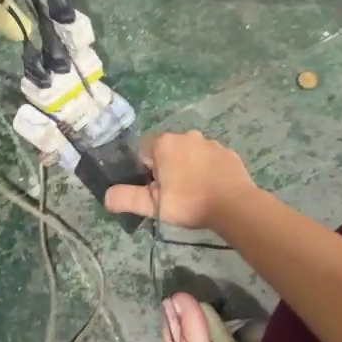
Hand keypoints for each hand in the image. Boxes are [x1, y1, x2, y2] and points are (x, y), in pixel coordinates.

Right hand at [104, 130, 259, 229]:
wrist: (234, 205)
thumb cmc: (189, 202)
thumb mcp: (153, 205)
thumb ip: (126, 198)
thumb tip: (107, 197)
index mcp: (165, 143)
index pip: (144, 150)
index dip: (146, 171)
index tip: (154, 189)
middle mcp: (187, 135)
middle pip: (167, 151)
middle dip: (167, 168)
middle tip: (173, 194)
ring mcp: (210, 142)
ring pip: (190, 154)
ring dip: (188, 168)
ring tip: (194, 193)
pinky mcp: (228, 152)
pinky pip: (210, 159)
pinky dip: (207, 170)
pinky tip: (211, 189)